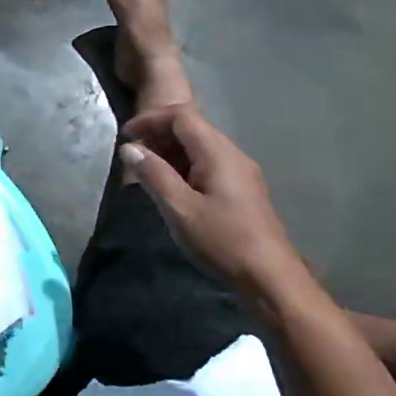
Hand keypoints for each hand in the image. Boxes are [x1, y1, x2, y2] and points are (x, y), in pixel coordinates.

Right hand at [119, 105, 312, 295]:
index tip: (126, 137)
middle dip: (158, 134)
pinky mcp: (241, 190)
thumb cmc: (223, 241)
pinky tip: (171, 187)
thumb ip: (153, 174)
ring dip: (169, 151)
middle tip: (132, 156)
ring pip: (199, 146)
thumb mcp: (179, 208)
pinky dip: (183, 165)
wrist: (270, 279)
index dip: (151, 119)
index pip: (183, 116)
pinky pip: (208, 163)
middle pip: (192, 127)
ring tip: (146, 172)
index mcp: (218, 154)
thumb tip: (129, 148)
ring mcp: (240, 172)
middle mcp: (233, 155)